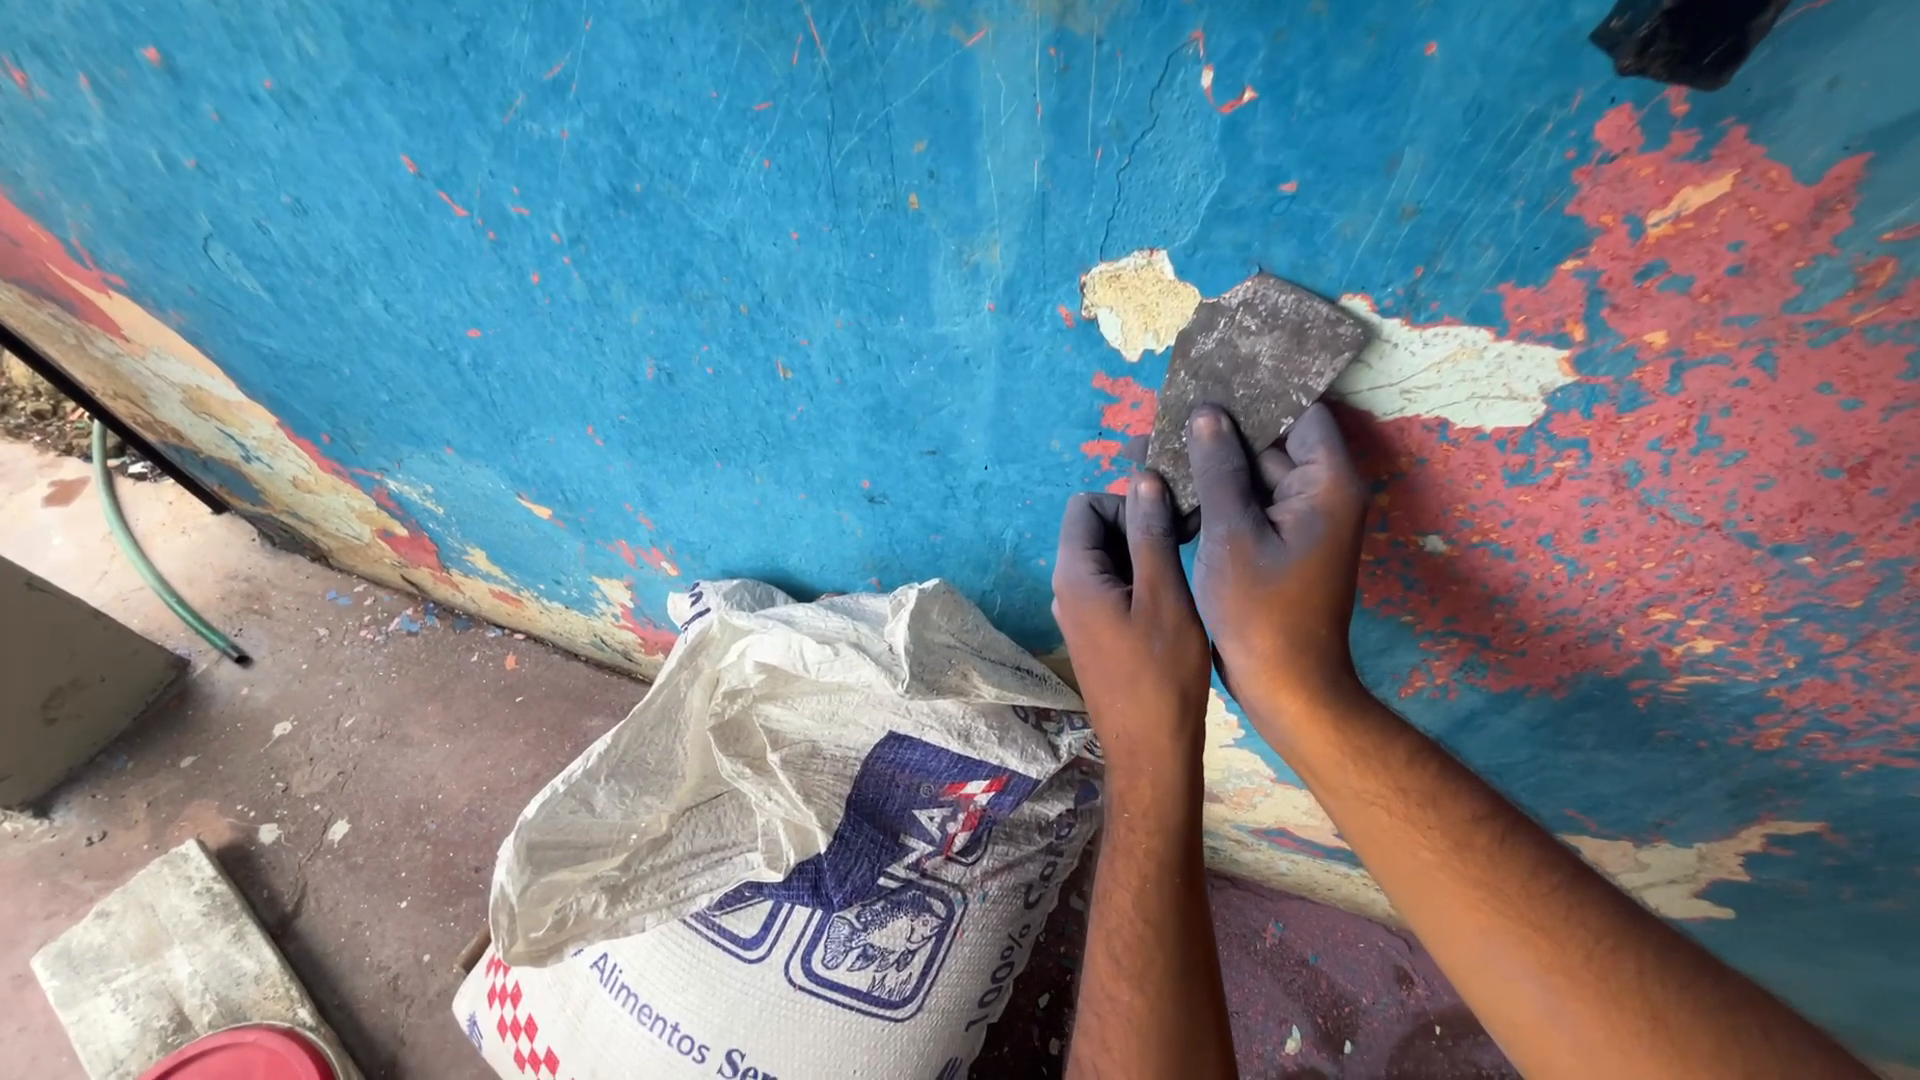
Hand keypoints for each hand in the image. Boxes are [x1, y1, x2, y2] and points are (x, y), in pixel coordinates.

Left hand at [1051, 473, 1212, 776]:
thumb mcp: (1165, 594)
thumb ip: (1150, 532)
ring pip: (1104, 560)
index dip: (1127, 503)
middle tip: (1181, 547)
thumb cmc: (1162, 672)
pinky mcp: (1091, 634)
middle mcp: (1063, 589)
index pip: (1085, 504)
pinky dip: (1136, 581)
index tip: (1166, 527)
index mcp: (1073, 574)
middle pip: (1092, 530)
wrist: (1151, 749)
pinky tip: (1169, 602)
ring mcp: (1075, 614)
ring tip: (1181, 575)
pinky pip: (1108, 588)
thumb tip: (1144, 478)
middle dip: (1135, 526)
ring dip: (1140, 555)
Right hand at [1186, 403, 1368, 710]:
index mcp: (1326, 482)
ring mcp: (1298, 518)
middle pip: (1269, 440)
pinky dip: (1214, 494)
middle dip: (1217, 429)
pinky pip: (1246, 502)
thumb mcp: (1231, 534)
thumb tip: (1205, 413)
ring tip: (1152, 446)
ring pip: (1250, 472)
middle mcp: (1319, 492)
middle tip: (1163, 416)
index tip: (1210, 375)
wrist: (1284, 684)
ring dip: (1208, 463)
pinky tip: (1170, 487)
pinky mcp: (1277, 540)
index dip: (1257, 391)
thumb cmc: (1261, 611)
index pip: (1299, 412)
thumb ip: (1218, 469)